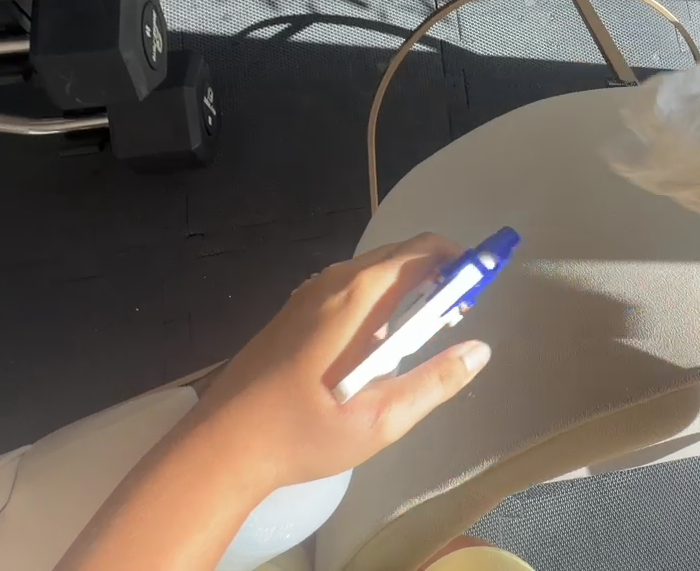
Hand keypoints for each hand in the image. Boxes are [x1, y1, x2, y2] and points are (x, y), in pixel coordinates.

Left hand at [189, 233, 492, 490]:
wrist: (218, 448)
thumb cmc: (303, 432)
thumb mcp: (380, 418)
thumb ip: (435, 381)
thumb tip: (480, 349)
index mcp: (358, 296)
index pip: (421, 250)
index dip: (459, 258)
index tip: (481, 282)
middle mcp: (335, 280)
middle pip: (401, 254)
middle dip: (439, 272)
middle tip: (457, 313)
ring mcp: (311, 291)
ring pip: (376, 269)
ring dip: (410, 285)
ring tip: (423, 331)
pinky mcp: (297, 308)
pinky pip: (353, 284)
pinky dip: (382, 295)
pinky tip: (378, 342)